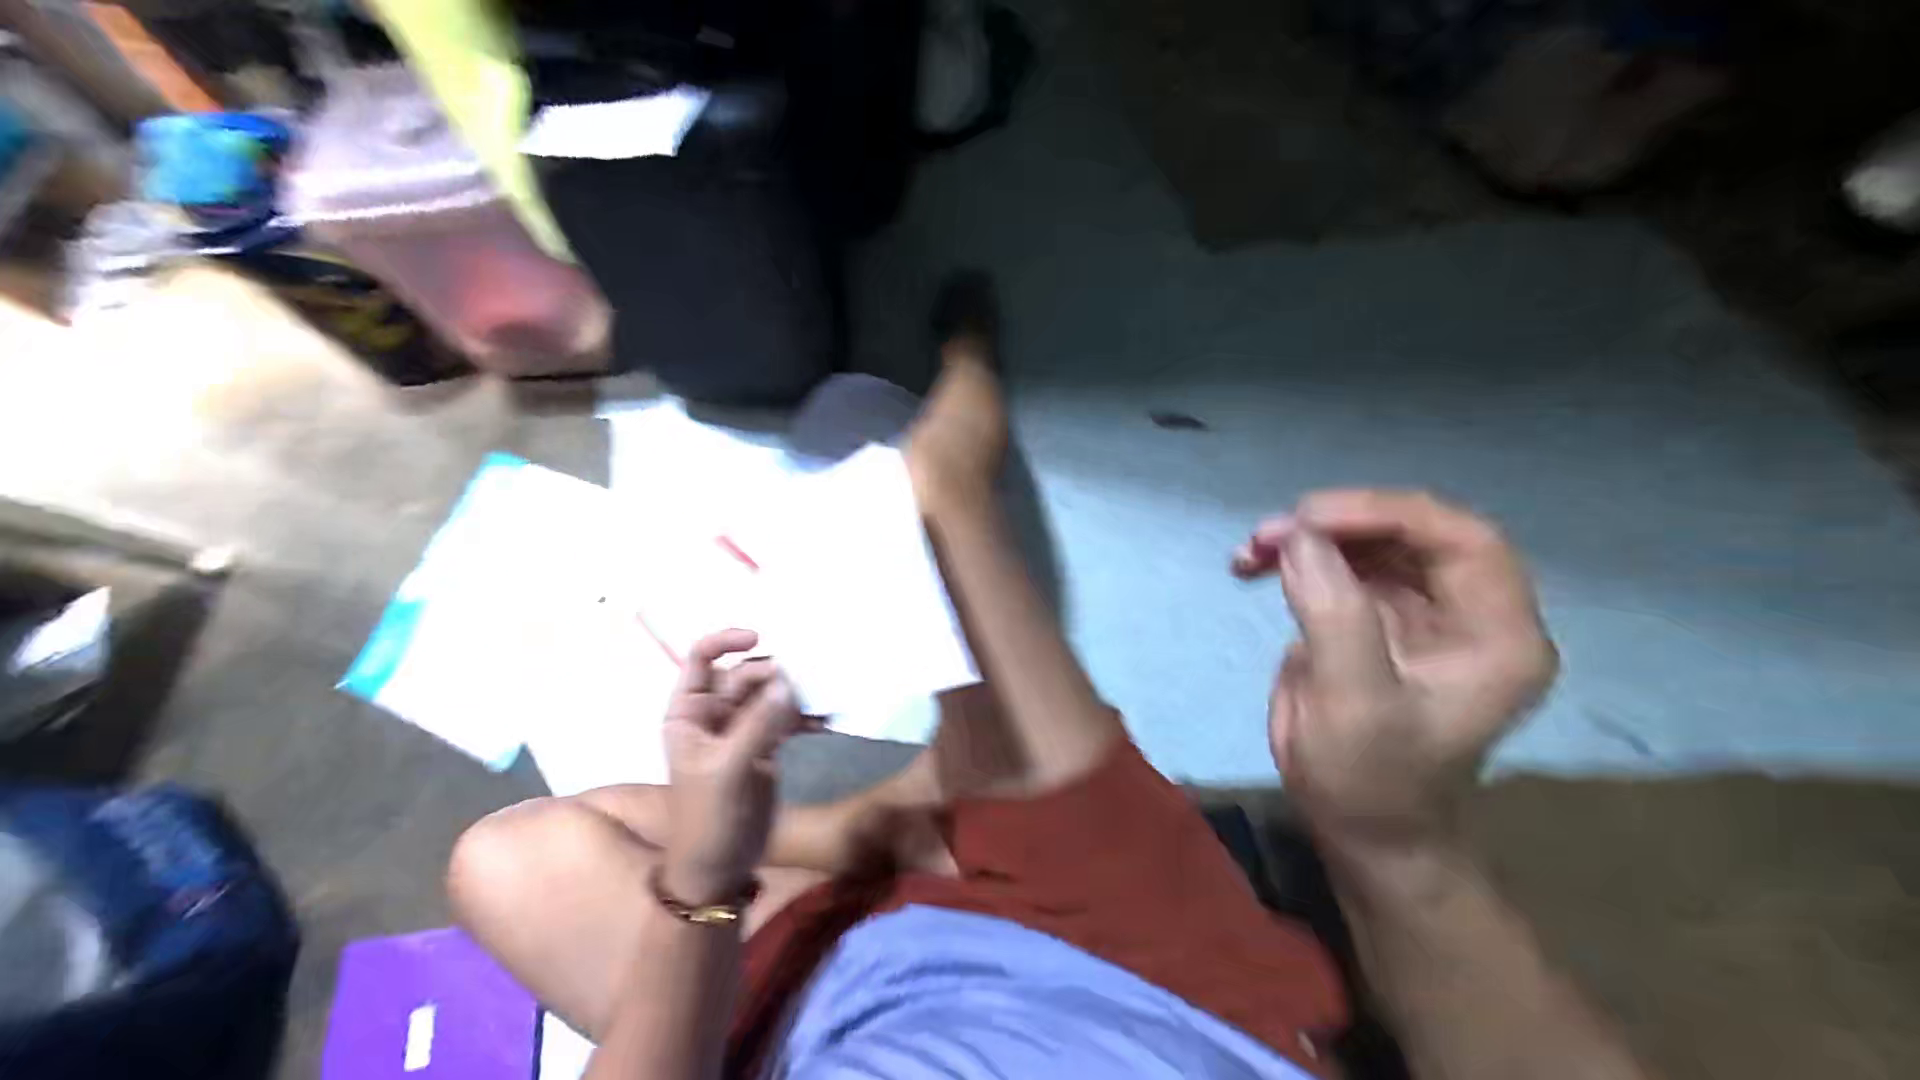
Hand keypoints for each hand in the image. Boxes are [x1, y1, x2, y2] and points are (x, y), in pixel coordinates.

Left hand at [661, 629, 805, 906]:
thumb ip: (758, 723)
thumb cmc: (710, 816)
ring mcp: (741, 728)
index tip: (761, 638)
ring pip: (768, 693)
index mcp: (689, 712)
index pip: (701, 658)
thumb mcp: (729, 768)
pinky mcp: (764, 744)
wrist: (720, 866)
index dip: (726, 641)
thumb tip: (787, 682)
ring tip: (820, 700)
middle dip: (772, 674)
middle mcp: (713, 713)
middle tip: (798, 689)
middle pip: (745, 673)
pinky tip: (824, 722)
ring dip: (793, 693)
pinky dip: (803, 717)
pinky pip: (784, 717)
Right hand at [1233, 491, 1557, 864]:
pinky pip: (1338, 566)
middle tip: (1269, 534)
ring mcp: (1418, 612)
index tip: (1312, 518)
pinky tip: (1253, 565)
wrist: (1358, 824)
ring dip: (1308, 537)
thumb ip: (1333, 615)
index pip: (1461, 540)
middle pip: (1411, 533)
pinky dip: (1294, 557)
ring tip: (1251, 550)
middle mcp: (1466, 612)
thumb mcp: (1355, 704)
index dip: (1388, 515)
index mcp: (1496, 634)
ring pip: (1369, 543)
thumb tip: (1298, 537)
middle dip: (1337, 524)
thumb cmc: (1371, 777)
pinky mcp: (1372, 618)